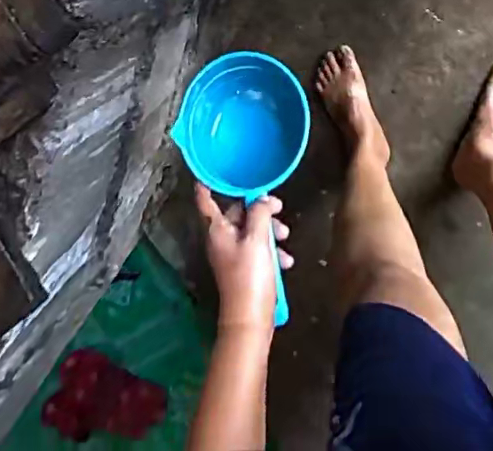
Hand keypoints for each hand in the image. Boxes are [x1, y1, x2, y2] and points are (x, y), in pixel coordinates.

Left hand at [196, 184, 292, 334]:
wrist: (250, 322)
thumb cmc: (250, 276)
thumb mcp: (258, 239)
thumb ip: (260, 212)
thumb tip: (262, 198)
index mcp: (217, 229)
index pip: (206, 199)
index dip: (207, 184)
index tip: (208, 170)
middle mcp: (221, 239)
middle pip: (238, 214)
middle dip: (260, 211)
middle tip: (280, 210)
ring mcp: (232, 255)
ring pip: (252, 232)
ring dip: (270, 232)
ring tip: (286, 238)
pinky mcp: (244, 270)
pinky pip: (258, 251)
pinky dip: (271, 252)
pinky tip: (285, 261)